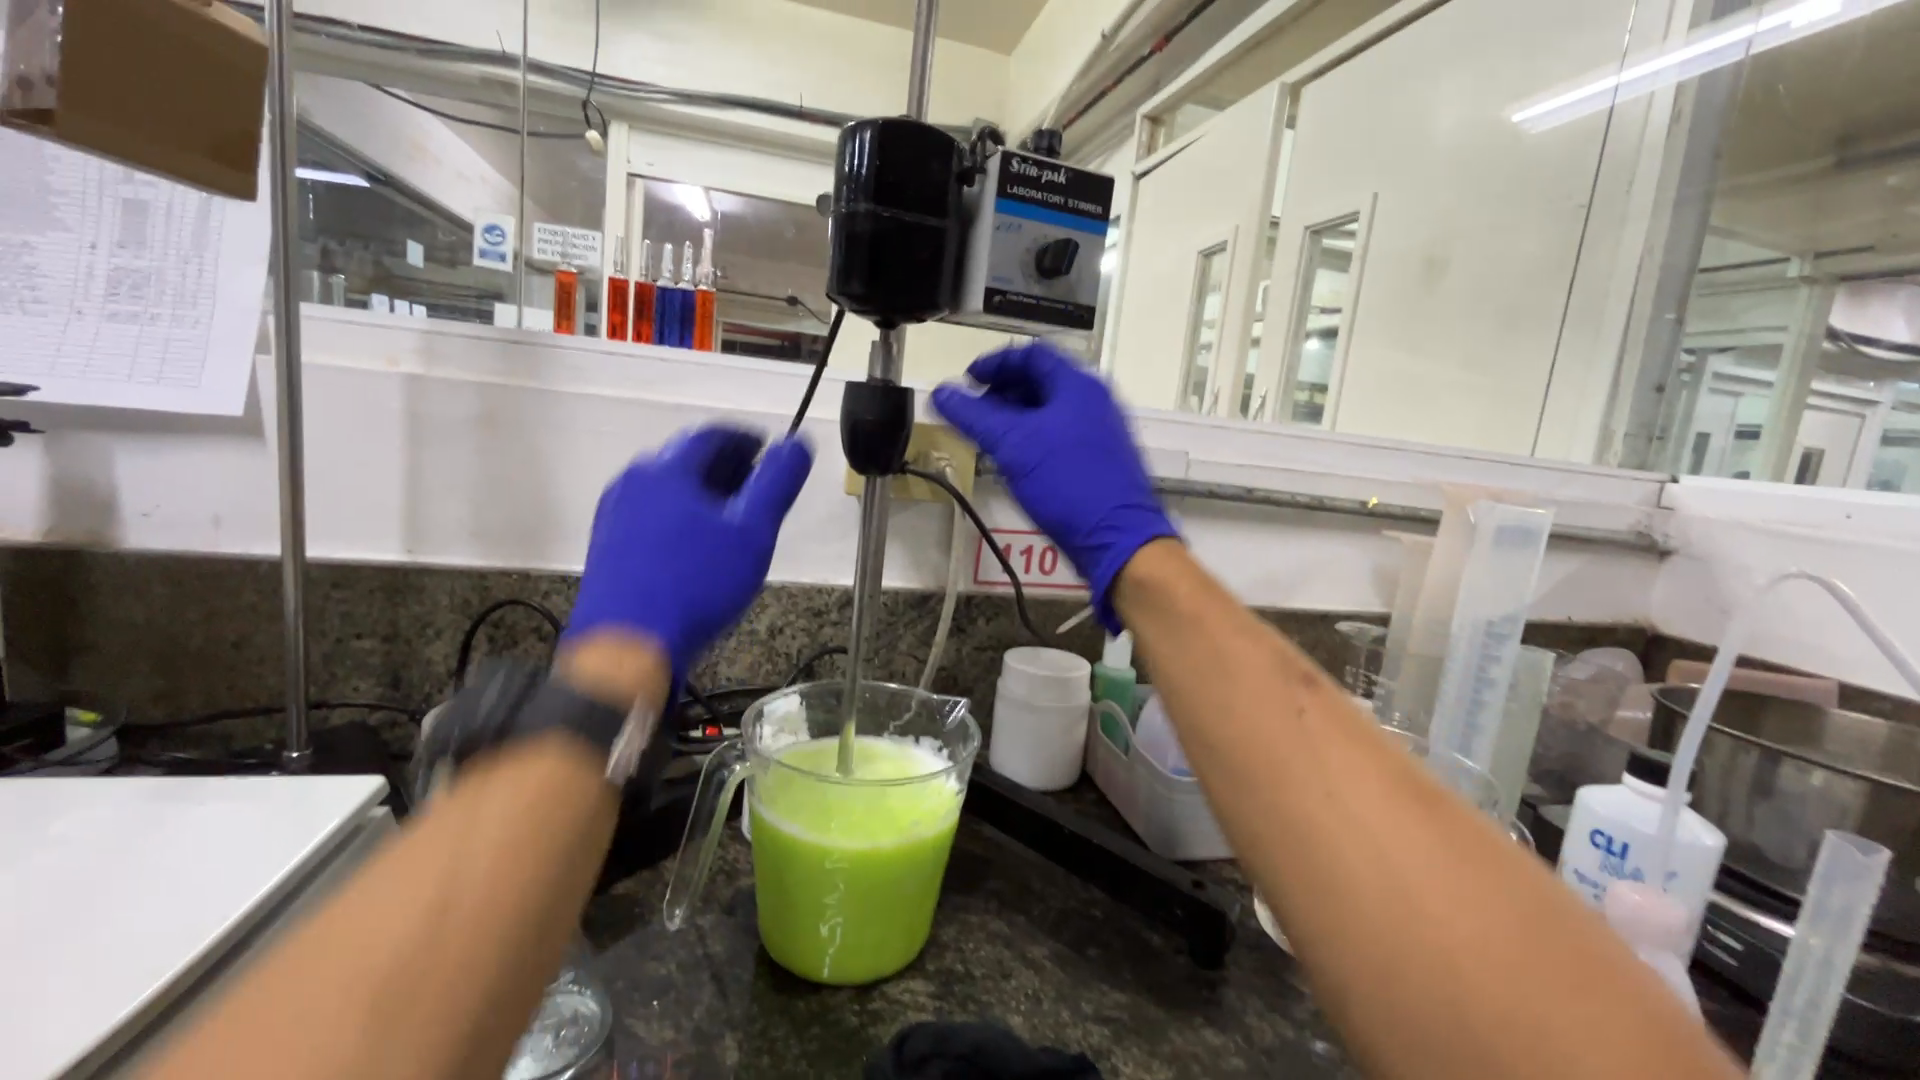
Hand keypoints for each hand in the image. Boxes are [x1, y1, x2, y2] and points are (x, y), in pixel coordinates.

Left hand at [565, 425, 812, 682]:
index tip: (769, 450)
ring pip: (668, 490)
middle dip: (727, 467)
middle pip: (687, 461)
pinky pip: (652, 516)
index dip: (747, 439)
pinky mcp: (608, 547)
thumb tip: (798, 443)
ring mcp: (614, 515)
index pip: (712, 435)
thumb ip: (777, 482)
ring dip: (704, 494)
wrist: (626, 648)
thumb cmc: (697, 583)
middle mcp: (633, 482)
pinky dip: (682, 517)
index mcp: (667, 469)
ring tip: (735, 520)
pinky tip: (699, 548)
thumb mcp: (752, 532)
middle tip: (758, 486)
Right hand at [931, 342, 1175, 631]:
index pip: (1032, 355)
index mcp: (1077, 385)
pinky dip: (1032, 439)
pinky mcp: (1100, 461)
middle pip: (1042, 381)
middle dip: (1003, 392)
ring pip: (1050, 412)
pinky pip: (1059, 437)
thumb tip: (942, 392)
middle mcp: (1093, 401)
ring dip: (1016, 418)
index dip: (995, 363)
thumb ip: (974, 416)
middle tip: (974, 411)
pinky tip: (1015, 462)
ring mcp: (1100, 432)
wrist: (1117, 538)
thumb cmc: (1066, 483)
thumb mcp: (1013, 446)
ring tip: (988, 438)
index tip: (967, 380)